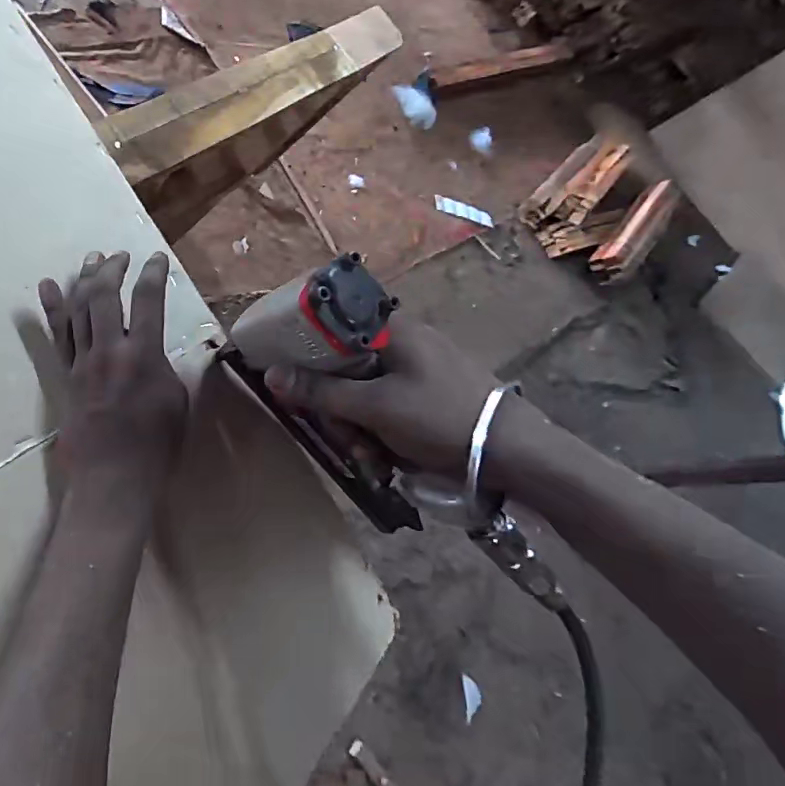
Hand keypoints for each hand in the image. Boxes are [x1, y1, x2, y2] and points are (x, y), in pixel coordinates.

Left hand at [38, 251, 188, 496]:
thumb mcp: (176, 400)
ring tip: (91, 259)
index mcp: (142, 354)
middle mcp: (108, 350)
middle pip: (104, 296)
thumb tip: (153, 351)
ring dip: (85, 280)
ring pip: (79, 309)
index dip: (153, 274)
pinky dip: (53, 308)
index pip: (147, 301)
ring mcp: (82, 362)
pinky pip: (57, 336)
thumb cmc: (155, 445)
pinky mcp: (65, 376)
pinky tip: (49, 286)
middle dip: (112, 269)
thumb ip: (164, 366)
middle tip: (120, 257)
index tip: (157, 259)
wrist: (111, 477)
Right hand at [263, 314, 515, 481]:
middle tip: (345, 439)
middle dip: (337, 411)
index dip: (303, 352)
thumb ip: (319, 391)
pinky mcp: (425, 396)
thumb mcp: (373, 407)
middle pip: (342, 368)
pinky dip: (378, 434)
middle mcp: (400, 343)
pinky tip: (386, 459)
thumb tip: (269, 373)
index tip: (291, 383)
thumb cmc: (439, 417)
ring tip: (372, 458)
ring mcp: (415, 371)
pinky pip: (383, 408)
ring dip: (357, 430)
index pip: (329, 325)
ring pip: (360, 394)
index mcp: (389, 329)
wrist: (515, 455)